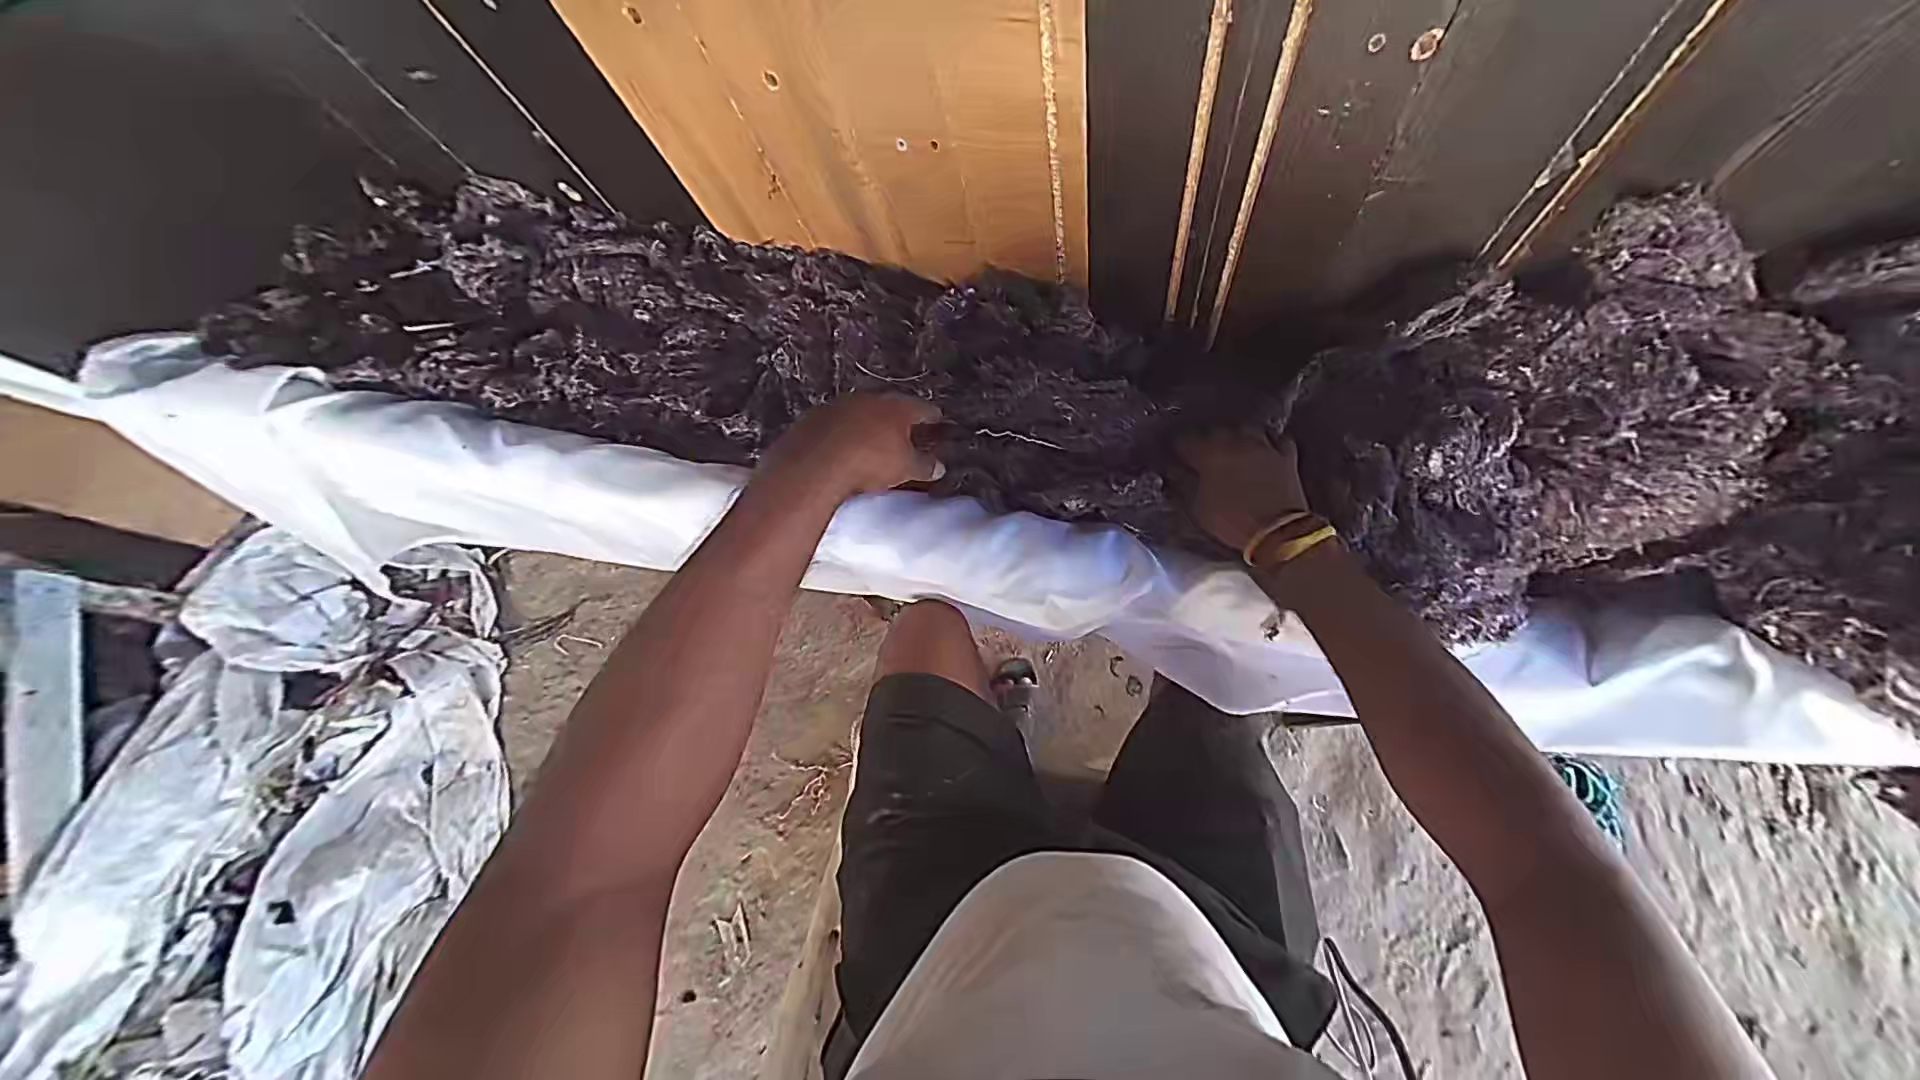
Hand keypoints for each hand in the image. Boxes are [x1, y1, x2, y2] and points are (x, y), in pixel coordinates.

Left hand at [759, 393, 943, 499]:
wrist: (815, 464)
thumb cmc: (869, 461)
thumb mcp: (905, 468)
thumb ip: (924, 465)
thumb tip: (938, 466)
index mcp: (896, 407)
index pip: (922, 408)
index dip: (932, 416)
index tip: (937, 420)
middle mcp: (868, 399)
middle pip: (889, 407)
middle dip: (898, 419)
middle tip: (906, 433)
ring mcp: (839, 406)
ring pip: (861, 413)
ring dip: (868, 425)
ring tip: (874, 444)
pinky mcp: (813, 419)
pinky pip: (836, 426)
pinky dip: (844, 435)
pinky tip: (844, 450)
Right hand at [1173, 428, 1310, 549]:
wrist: (1275, 532)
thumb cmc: (1231, 522)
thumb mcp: (1197, 508)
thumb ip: (1183, 485)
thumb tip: (1175, 473)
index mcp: (1209, 455)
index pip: (1186, 441)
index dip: (1179, 448)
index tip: (1176, 455)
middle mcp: (1236, 443)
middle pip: (1216, 431)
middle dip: (1206, 439)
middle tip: (1201, 452)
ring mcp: (1263, 447)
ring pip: (1246, 429)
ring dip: (1236, 435)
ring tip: (1231, 446)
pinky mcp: (1286, 456)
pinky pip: (1276, 440)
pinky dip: (1268, 442)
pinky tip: (1264, 449)